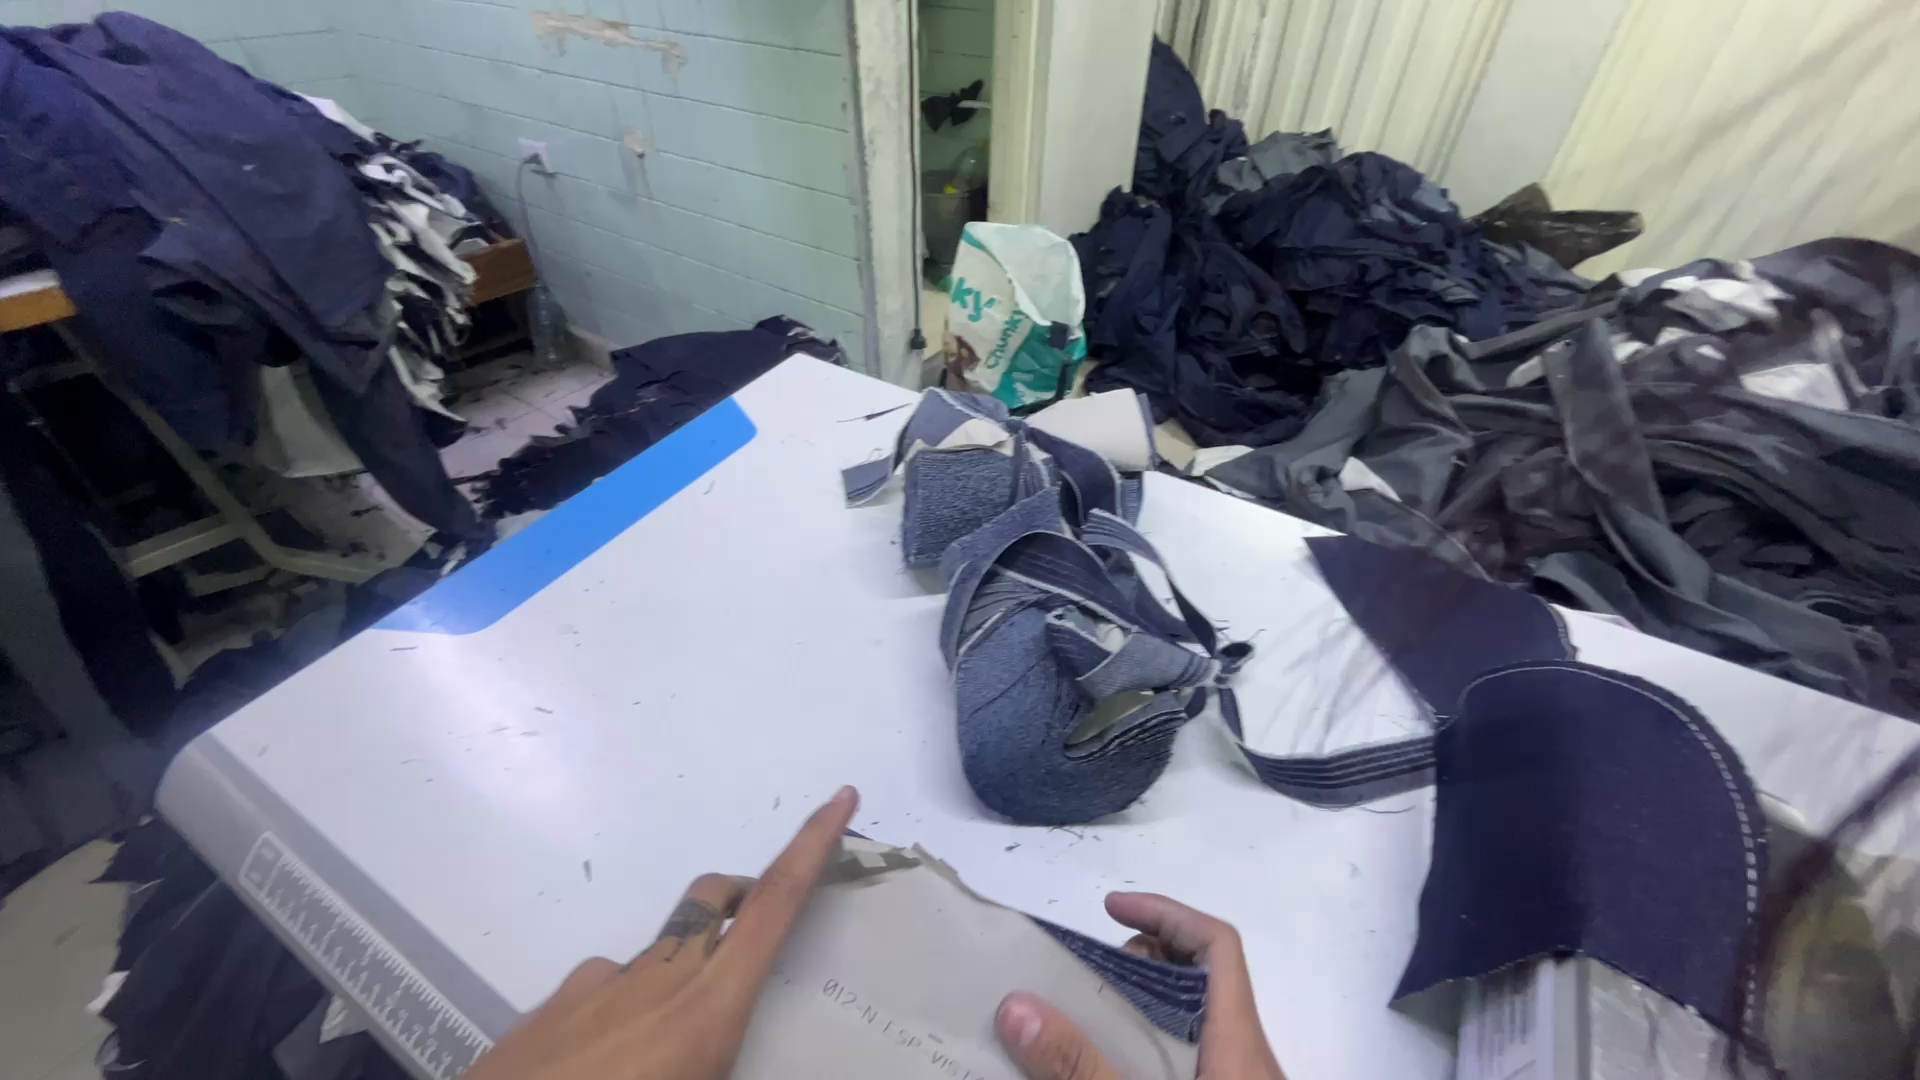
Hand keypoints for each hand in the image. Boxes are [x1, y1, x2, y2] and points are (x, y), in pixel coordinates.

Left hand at [463, 786, 859, 1079]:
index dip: (812, 845)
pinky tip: (599, 1076)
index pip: (773, 905)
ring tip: (658, 1062)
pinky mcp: (549, 1011)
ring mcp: (596, 989)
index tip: (841, 798)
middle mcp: (657, 982)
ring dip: (679, 979)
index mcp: (703, 1012)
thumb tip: (731, 1053)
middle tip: (759, 947)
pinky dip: (620, 1017)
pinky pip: (605, 992)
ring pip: (660, 955)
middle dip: (747, 896)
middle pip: (716, 899)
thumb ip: (725, 1063)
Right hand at [995, 893, 1286, 1079]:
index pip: (1217, 945)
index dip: (1165, 911)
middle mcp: (1244, 1062)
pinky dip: (1145, 1054)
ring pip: (1190, 1027)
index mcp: (1238, 1046)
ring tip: (1085, 1024)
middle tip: (1086, 976)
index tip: (1108, 909)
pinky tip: (1104, 1074)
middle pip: (1199, 981)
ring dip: (1139, 1010)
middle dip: (1139, 963)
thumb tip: (1015, 1005)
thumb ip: (1079, 1068)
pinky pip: (1186, 1065)